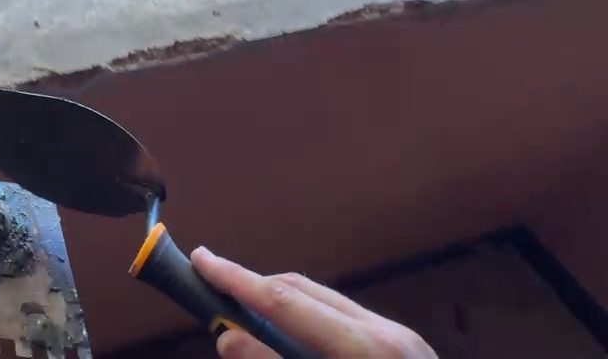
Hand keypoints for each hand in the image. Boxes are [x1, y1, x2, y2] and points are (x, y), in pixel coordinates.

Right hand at [190, 248, 435, 358]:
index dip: (236, 279)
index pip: (286, 300)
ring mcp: (403, 340)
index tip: (199, 258)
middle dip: (254, 292)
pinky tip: (297, 349)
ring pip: (321, 302)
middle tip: (217, 301)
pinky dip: (309, 326)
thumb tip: (228, 337)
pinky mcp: (407, 350)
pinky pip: (342, 320)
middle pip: (301, 291)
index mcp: (370, 350)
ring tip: (254, 331)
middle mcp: (388, 334)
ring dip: (281, 310)